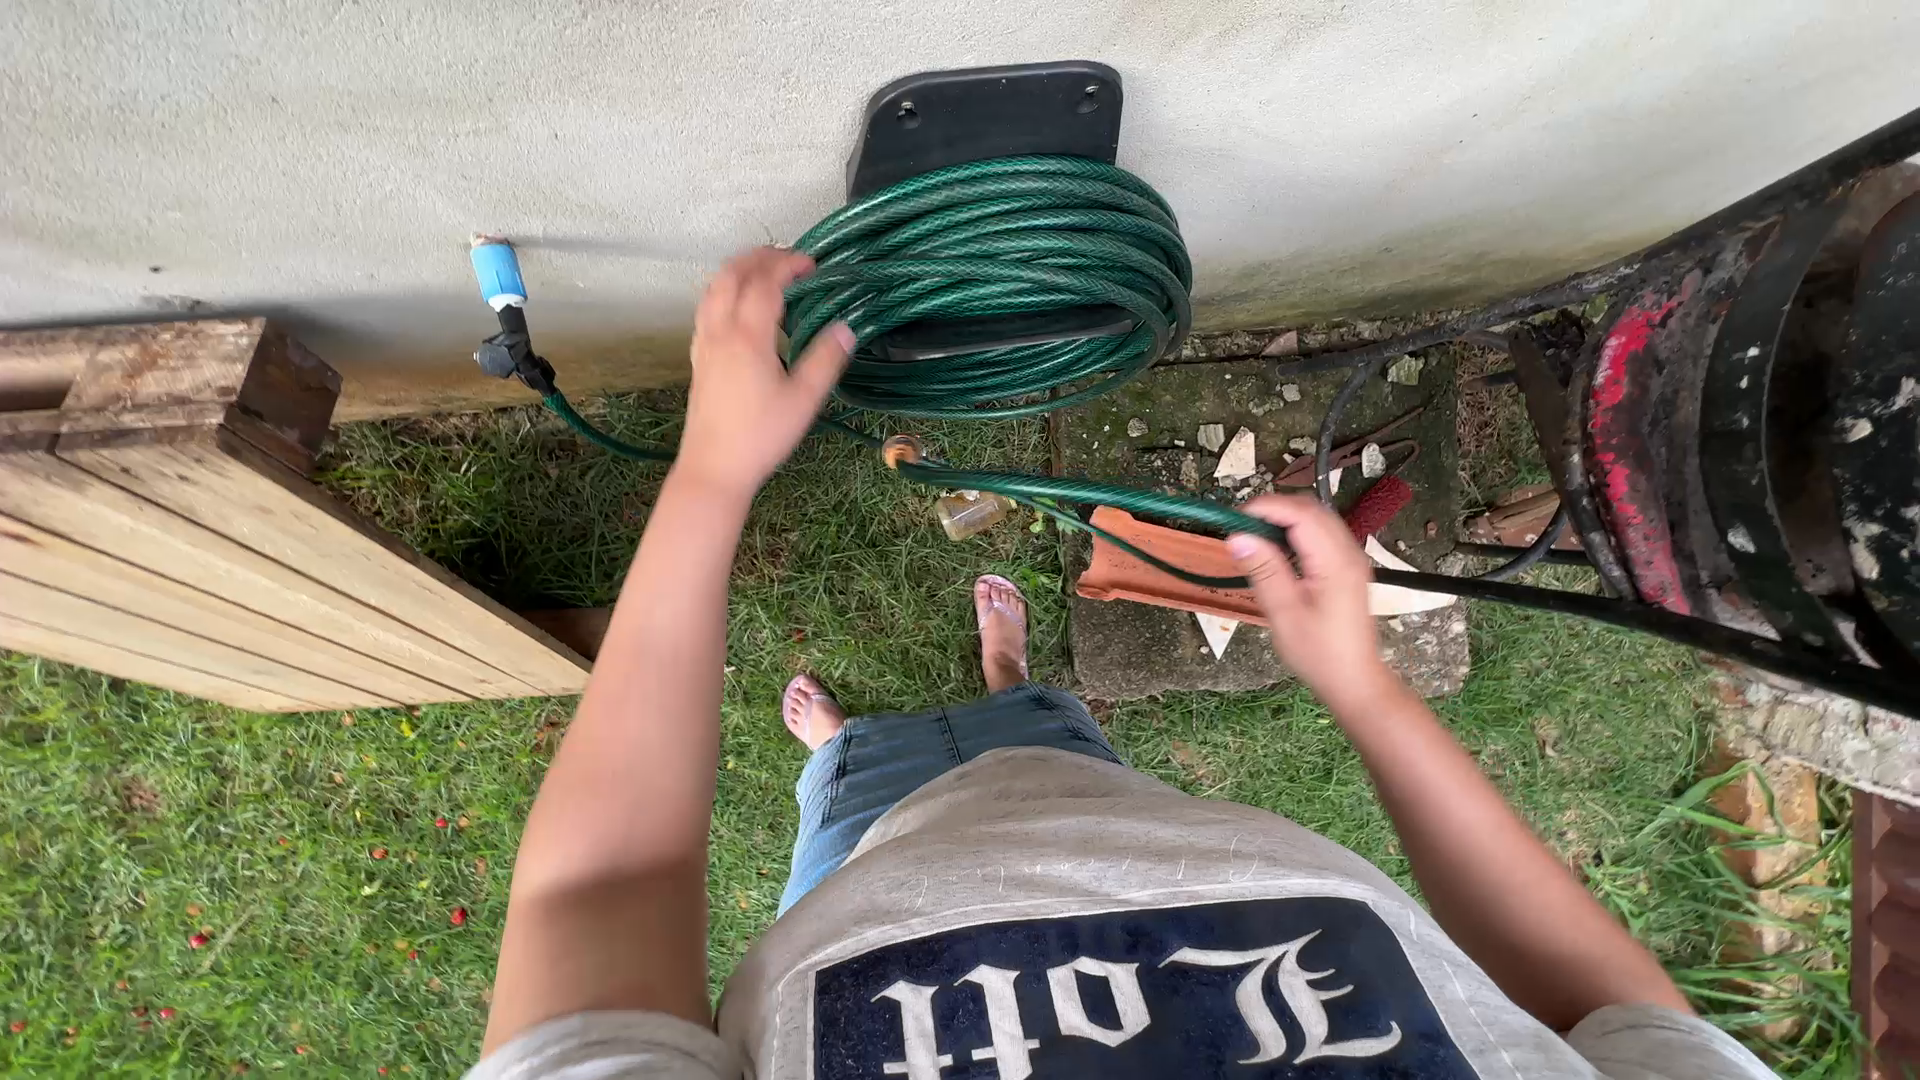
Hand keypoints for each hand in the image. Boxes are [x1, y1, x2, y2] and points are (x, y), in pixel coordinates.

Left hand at [676, 247, 852, 497]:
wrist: (715, 466)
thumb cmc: (762, 435)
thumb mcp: (804, 400)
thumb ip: (826, 360)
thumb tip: (847, 328)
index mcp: (748, 336)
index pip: (766, 283)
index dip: (788, 265)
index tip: (813, 264)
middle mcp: (720, 331)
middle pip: (732, 274)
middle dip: (760, 257)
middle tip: (789, 258)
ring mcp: (704, 343)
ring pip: (713, 288)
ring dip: (738, 270)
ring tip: (763, 271)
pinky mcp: (698, 359)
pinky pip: (706, 309)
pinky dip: (723, 292)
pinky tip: (737, 308)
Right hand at [1227, 495, 1400, 708]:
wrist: (1353, 678)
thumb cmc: (1318, 652)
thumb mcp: (1284, 613)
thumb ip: (1263, 570)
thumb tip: (1237, 537)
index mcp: (1335, 563)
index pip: (1301, 515)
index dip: (1267, 508)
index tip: (1235, 519)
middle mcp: (1348, 553)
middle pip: (1312, 509)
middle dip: (1275, 508)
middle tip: (1241, 525)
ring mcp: (1351, 559)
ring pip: (1318, 518)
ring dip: (1285, 517)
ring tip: (1254, 534)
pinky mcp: (1347, 567)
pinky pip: (1322, 533)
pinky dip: (1296, 530)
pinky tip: (1277, 548)